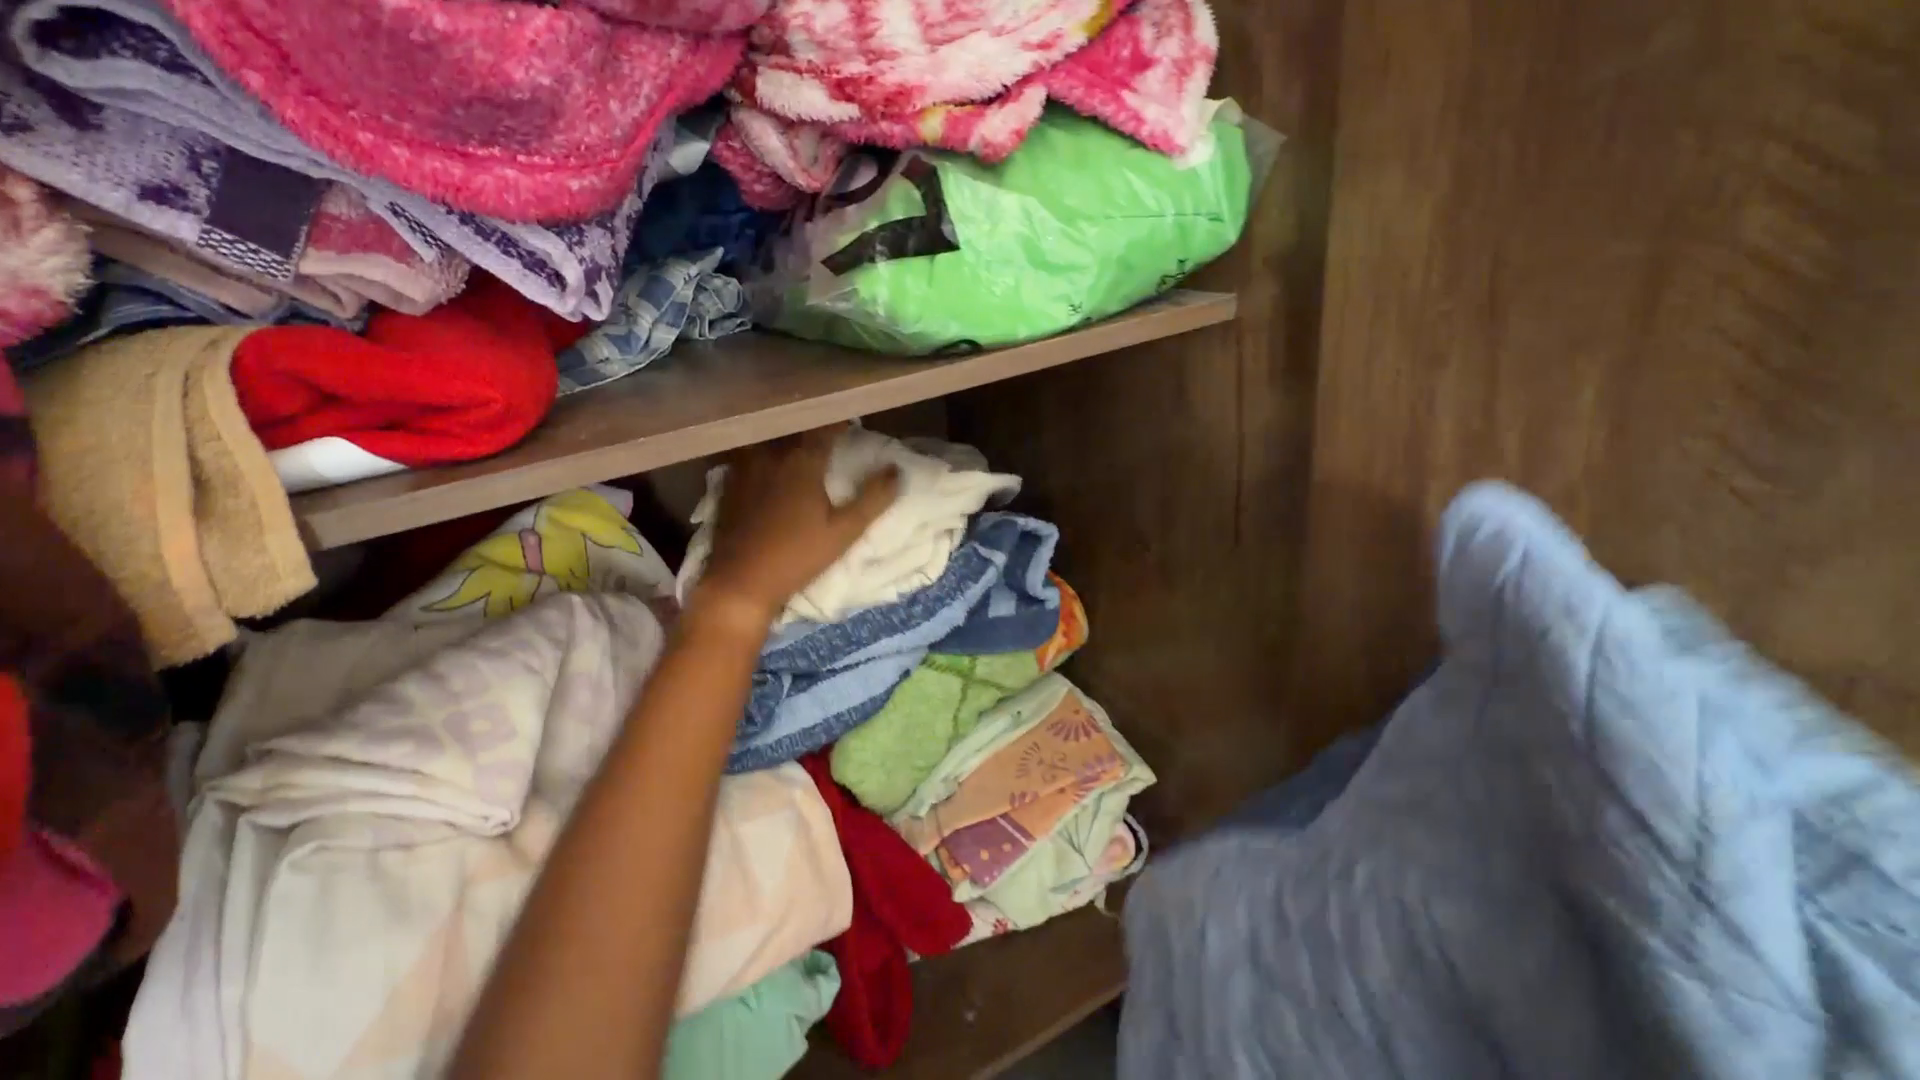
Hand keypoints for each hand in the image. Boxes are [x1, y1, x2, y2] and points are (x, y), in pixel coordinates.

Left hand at [692, 425, 899, 628]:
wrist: (739, 581)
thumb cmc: (797, 557)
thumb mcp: (844, 532)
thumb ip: (873, 498)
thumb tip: (896, 470)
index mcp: (802, 460)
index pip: (825, 426)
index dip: (840, 421)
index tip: (852, 423)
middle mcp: (771, 453)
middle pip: (794, 426)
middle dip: (813, 424)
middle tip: (828, 432)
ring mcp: (745, 465)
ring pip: (769, 436)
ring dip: (786, 435)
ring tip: (799, 443)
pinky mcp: (728, 481)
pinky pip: (748, 452)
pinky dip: (763, 451)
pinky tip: (769, 464)